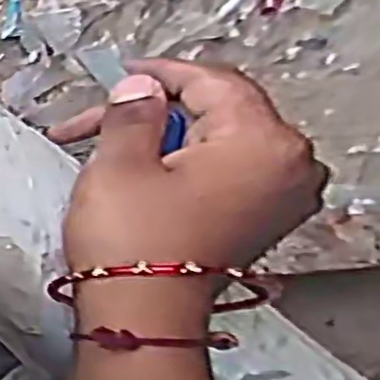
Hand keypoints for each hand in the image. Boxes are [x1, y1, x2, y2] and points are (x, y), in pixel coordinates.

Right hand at [47, 58, 328, 274]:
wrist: (141, 305)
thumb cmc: (130, 238)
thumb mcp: (117, 167)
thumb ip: (131, 116)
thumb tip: (140, 87)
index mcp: (263, 142)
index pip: (216, 84)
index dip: (163, 74)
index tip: (123, 73)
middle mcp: (290, 164)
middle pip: (218, 115)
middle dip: (151, 114)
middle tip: (90, 126)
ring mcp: (282, 195)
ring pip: (219, 144)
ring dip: (162, 140)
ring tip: (107, 153)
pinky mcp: (261, 218)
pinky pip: (225, 173)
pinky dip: (181, 165)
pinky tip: (140, 175)